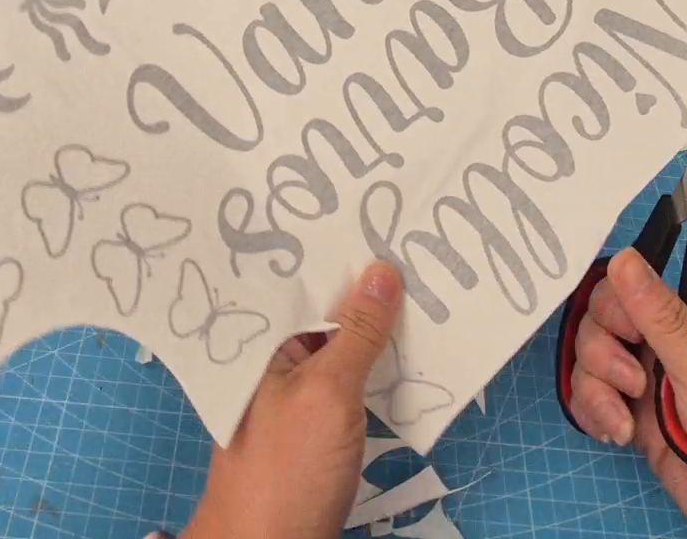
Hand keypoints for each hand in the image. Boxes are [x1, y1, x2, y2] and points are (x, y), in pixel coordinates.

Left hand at [181, 261, 403, 538]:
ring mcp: (300, 393)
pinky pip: (353, 378)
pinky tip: (410, 346)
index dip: (343, 251)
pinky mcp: (321, 425)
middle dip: (367, 285)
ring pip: (344, 344)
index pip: (306, 278)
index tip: (383, 218)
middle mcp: (277, 357)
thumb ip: (357, 332)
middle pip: (328, 309)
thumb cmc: (287, 467)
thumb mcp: (328, 390)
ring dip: (378, 323)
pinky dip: (379, 362)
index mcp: (264, 338)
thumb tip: (382, 268)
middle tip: (415, 241)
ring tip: (423, 282)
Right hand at [568, 248, 686, 538]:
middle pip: (600, 323)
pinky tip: (615, 436)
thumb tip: (624, 255)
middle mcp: (666, 351)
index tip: (626, 338)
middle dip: (600, 354)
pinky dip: (593, 413)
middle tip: (632, 388)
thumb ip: (665, 321)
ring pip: (592, 363)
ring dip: (594, 390)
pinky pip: (594, 400)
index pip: (627, 289)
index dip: (612, 309)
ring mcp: (651, 388)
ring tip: (622, 427)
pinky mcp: (640, 424)